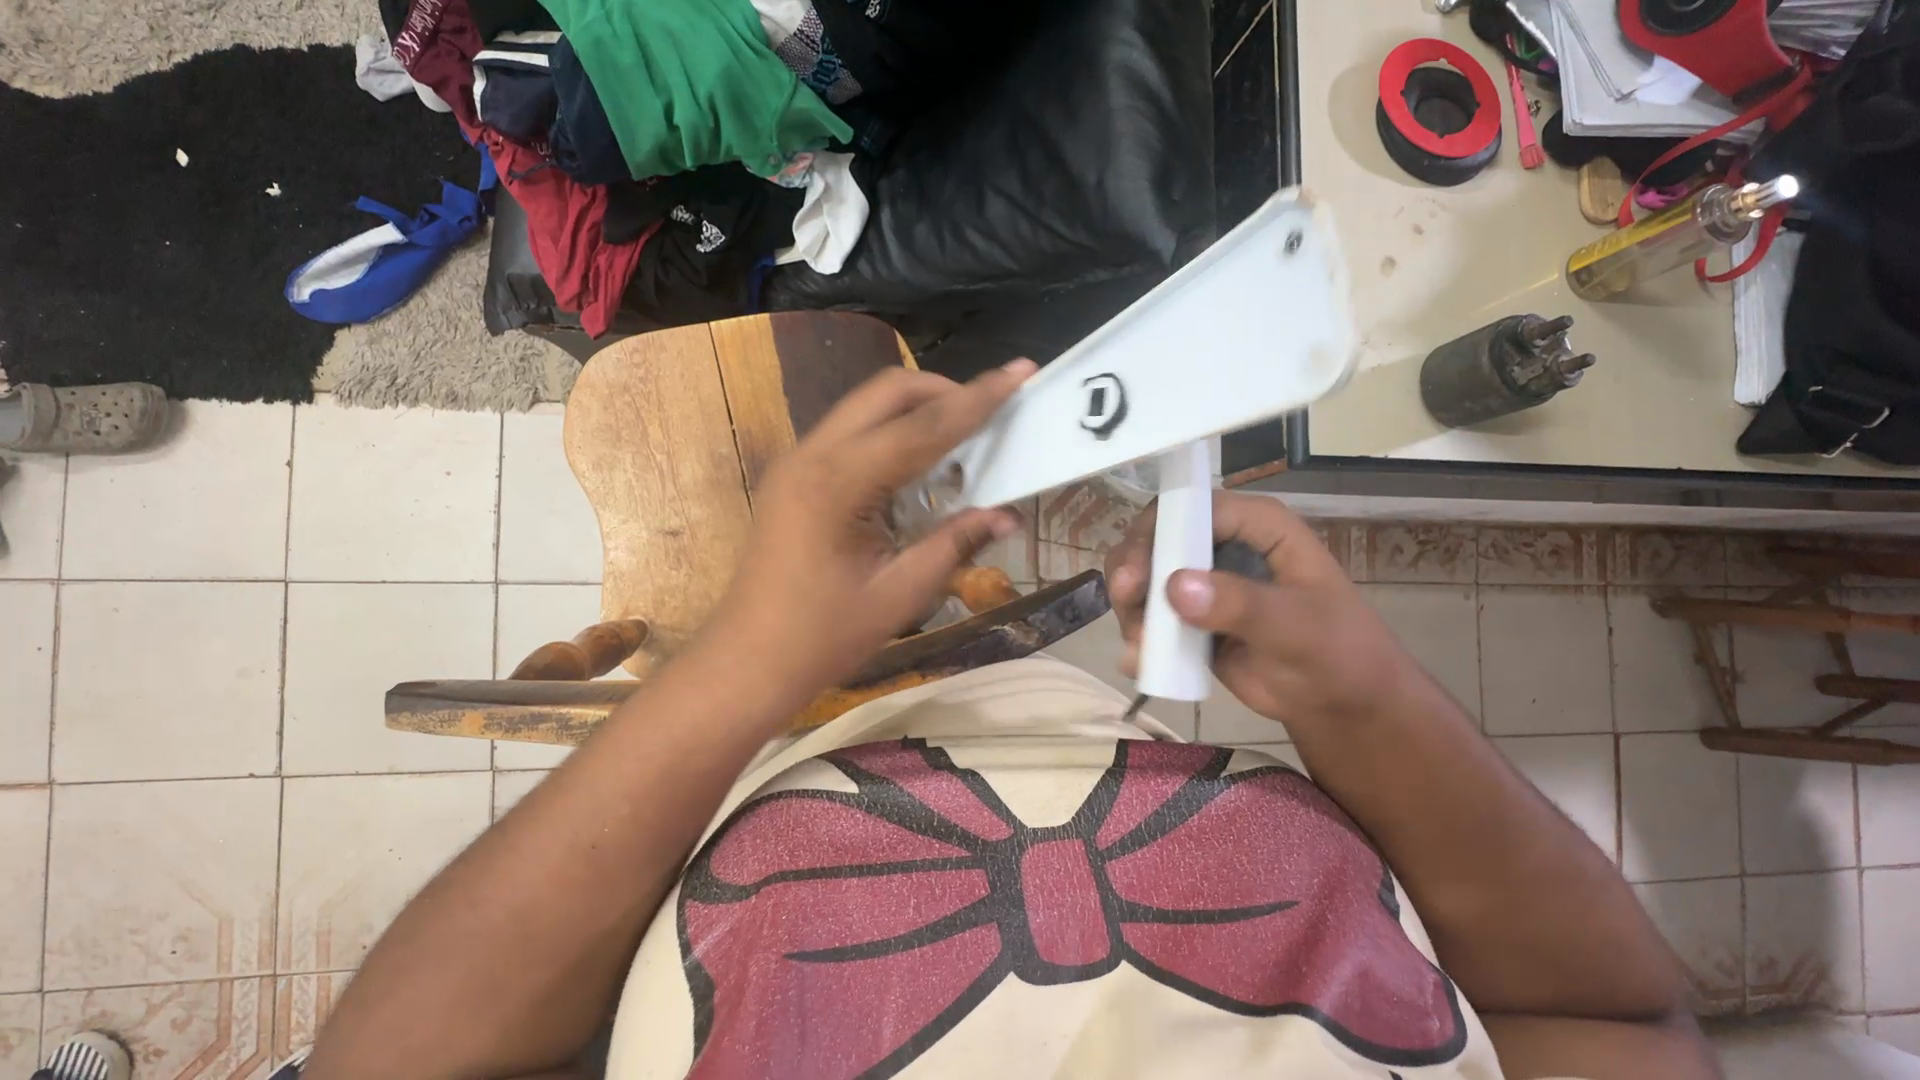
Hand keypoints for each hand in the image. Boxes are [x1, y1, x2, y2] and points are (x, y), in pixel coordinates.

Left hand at [694, 359, 1035, 706]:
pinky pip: (852, 432)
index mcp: (838, 483)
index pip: (921, 426)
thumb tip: (1008, 515)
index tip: (1020, 371)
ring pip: (866, 405)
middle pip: (887, 392)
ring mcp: (797, 461)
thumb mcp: (899, 595)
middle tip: (993, 411)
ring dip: (917, 409)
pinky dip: (892, 431)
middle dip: (944, 391)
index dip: (977, 399)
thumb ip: (954, 544)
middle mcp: (812, 455)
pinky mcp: (794, 475)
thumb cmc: (821, 638)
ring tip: (965, 435)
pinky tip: (920, 465)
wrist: (747, 662)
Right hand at [1105, 491, 1420, 729]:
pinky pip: (1150, 615)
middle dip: (1133, 568)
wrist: (1340, 703)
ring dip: (1131, 606)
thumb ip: (1241, 604)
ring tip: (1139, 644)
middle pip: (1157, 536)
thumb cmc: (1335, 651)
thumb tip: (1177, 585)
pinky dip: (1137, 634)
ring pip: (1144, 574)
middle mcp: (1223, 542)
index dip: (1158, 532)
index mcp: (1257, 524)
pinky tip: (1138, 661)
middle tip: (1126, 602)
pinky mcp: (1190, 615)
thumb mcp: (1295, 625)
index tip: (1135, 574)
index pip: (1194, 507)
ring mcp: (1203, 579)